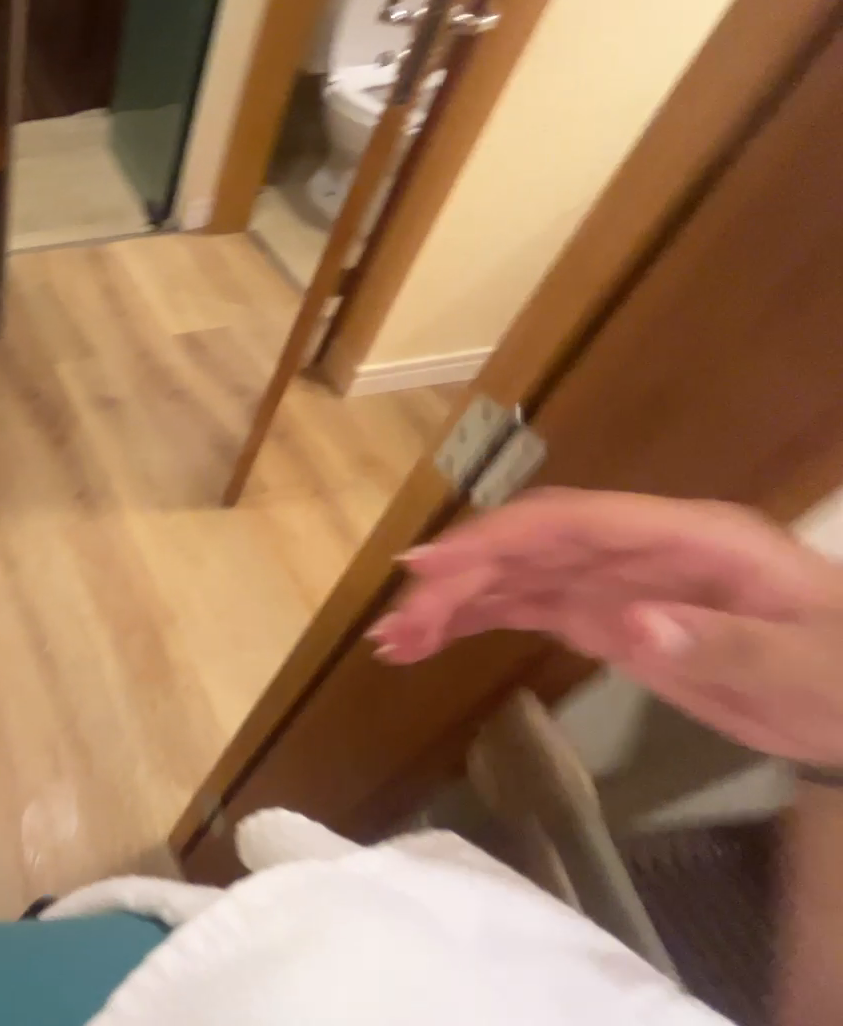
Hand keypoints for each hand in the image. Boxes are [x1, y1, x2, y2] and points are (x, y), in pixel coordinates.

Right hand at [370, 488, 842, 764]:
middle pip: (517, 550)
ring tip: (392, 642)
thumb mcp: (816, 670)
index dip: (489, 537)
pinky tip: (421, 645)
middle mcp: (626, 548)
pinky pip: (511, 609)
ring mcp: (603, 579)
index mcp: (682, 536)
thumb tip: (629, 624)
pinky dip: (462, 624)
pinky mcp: (590, 613)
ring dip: (442, 606)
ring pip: (501, 579)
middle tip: (396, 628)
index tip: (422, 563)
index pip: (564, 522)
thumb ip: (728, 644)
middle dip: (450, 583)